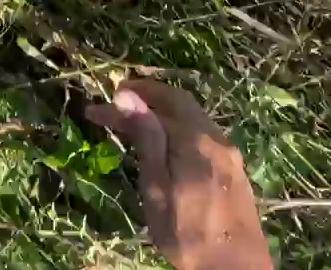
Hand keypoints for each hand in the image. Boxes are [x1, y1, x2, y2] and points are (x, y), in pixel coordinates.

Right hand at [87, 81, 271, 269]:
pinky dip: (178, 127)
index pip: (157, 102)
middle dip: (146, 96)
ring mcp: (229, 156)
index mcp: (196, 140)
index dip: (126, 99)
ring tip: (135, 122)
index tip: (96, 109)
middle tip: (117, 102)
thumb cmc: (187, 236)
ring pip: (192, 117)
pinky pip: (202, 134)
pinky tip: (166, 144)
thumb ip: (147, 139)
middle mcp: (216, 139)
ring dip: (162, 111)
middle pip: (179, 102)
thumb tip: (127, 95)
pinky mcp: (234, 172)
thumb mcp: (158, 189)